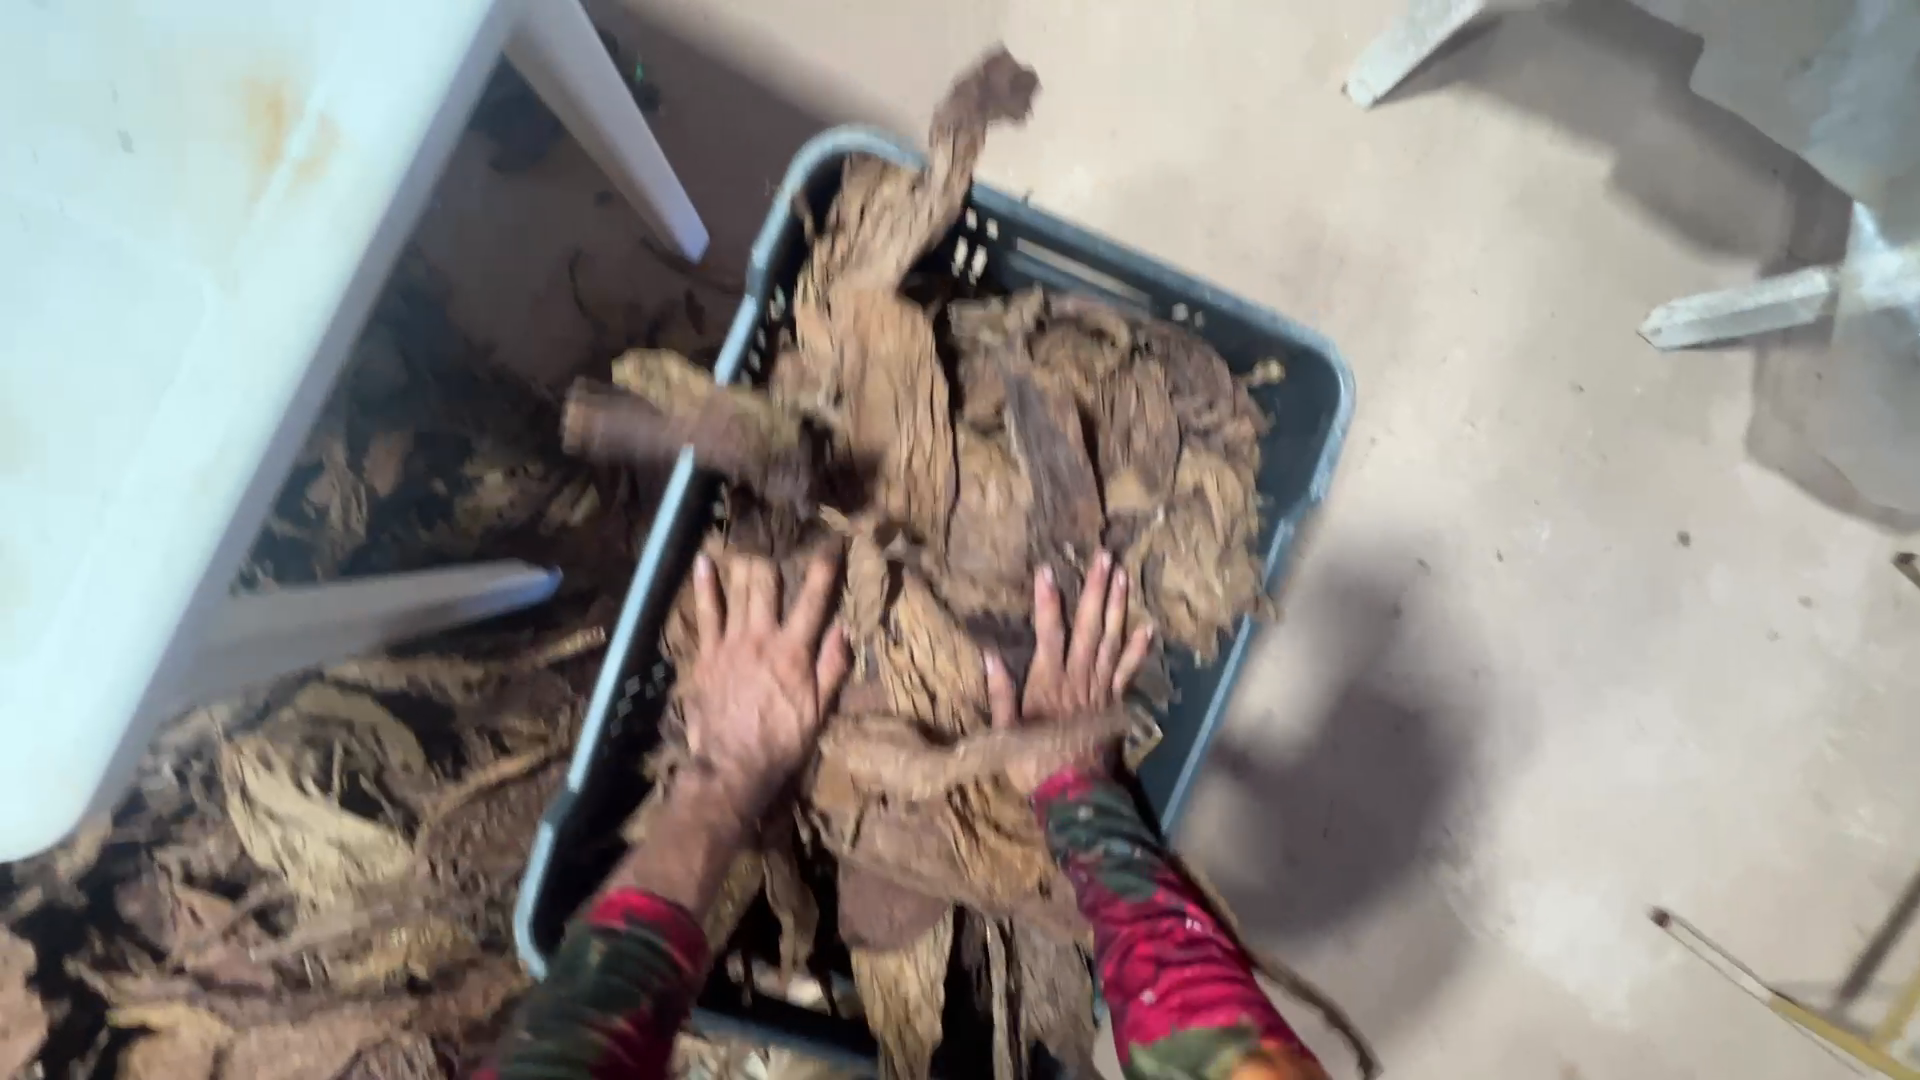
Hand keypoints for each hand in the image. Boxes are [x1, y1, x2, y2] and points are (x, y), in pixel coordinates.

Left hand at [678, 548, 849, 825]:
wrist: (733, 766)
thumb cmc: (783, 740)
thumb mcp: (820, 710)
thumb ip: (833, 667)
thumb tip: (846, 629)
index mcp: (794, 650)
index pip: (814, 599)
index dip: (825, 568)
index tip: (833, 543)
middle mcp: (762, 637)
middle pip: (767, 584)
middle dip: (776, 558)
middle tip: (781, 540)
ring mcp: (730, 643)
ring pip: (738, 591)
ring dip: (745, 564)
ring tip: (750, 541)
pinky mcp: (706, 654)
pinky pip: (705, 613)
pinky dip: (706, 586)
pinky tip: (704, 563)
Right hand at [984, 551, 1153, 789]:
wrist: (1073, 794)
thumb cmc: (1032, 761)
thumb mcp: (1005, 730)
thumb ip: (999, 692)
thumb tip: (989, 654)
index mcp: (1048, 681)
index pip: (1049, 632)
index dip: (1047, 601)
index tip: (1047, 571)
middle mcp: (1077, 676)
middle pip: (1088, 626)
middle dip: (1096, 590)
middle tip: (1104, 557)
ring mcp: (1099, 686)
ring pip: (1111, 639)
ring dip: (1118, 606)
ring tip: (1122, 575)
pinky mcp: (1114, 700)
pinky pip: (1128, 670)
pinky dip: (1138, 649)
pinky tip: (1147, 627)